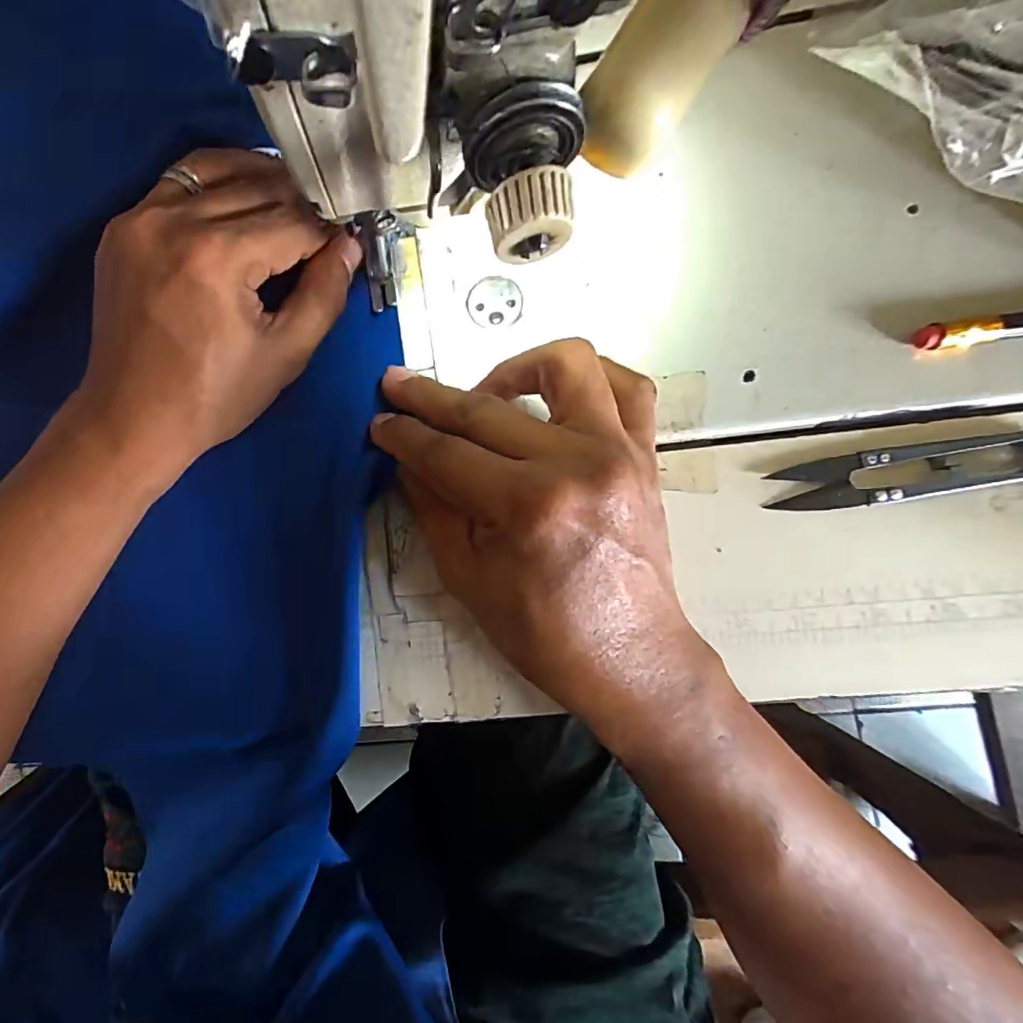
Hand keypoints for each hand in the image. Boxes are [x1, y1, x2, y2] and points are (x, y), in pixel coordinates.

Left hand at [74, 148, 363, 474]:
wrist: (132, 419)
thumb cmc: (213, 399)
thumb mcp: (285, 355)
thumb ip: (324, 294)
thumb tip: (349, 244)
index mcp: (218, 257)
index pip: (294, 222)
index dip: (329, 232)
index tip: (348, 244)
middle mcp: (176, 221)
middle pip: (259, 189)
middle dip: (301, 205)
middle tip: (326, 227)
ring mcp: (141, 217)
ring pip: (218, 172)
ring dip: (262, 180)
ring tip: (291, 203)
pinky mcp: (122, 227)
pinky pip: (178, 183)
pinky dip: (214, 183)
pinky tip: (239, 198)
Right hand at [370, 339, 715, 736]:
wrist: (628, 657)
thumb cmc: (542, 634)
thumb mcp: (468, 578)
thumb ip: (433, 509)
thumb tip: (406, 459)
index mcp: (527, 506)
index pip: (447, 453)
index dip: (404, 435)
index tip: (379, 422)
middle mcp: (576, 464)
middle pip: (487, 410)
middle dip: (429, 398)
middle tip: (396, 389)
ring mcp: (618, 452)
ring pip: (567, 365)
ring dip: (514, 367)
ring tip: (484, 393)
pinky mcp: (644, 456)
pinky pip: (627, 387)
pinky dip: (589, 377)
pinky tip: (555, 394)